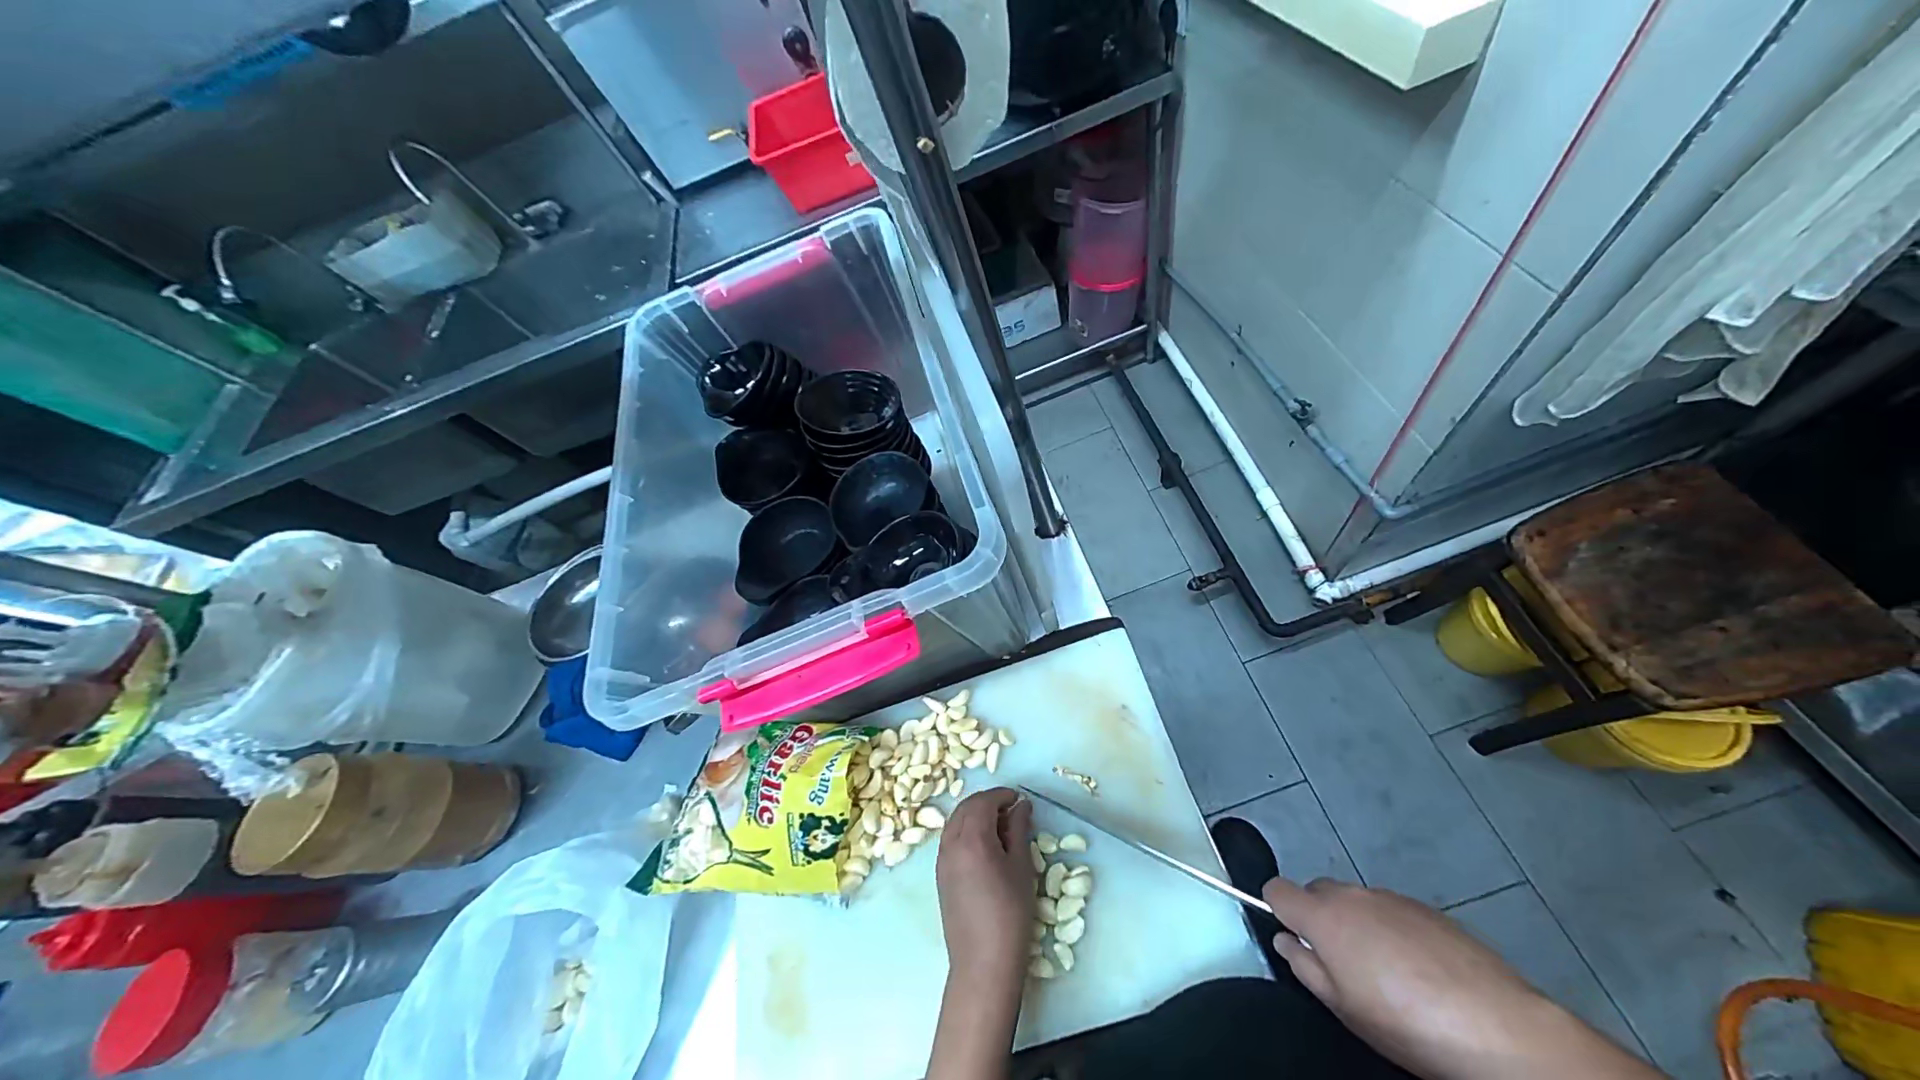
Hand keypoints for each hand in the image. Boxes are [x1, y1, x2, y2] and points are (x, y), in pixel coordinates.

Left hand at [936, 788, 1035, 990]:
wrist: (983, 961)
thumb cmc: (1011, 913)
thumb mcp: (1022, 867)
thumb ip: (1019, 830)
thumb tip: (1021, 806)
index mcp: (971, 838)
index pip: (983, 801)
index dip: (1002, 795)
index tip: (1020, 799)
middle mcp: (950, 843)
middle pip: (965, 808)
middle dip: (987, 802)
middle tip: (1012, 809)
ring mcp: (942, 860)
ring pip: (955, 822)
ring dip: (975, 815)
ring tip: (1000, 827)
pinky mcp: (940, 875)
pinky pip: (950, 839)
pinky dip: (966, 831)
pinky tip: (985, 846)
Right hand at [1264, 878, 1656, 1079]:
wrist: (1497, 1026)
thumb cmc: (1404, 1021)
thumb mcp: (1342, 1007)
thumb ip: (1304, 967)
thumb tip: (1289, 942)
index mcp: (1323, 915)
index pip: (1277, 889)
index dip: (1278, 911)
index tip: (1295, 940)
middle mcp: (1354, 895)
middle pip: (1318, 890)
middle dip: (1320, 917)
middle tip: (1341, 963)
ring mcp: (1394, 898)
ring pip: (1358, 902)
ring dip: (1359, 924)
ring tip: (1389, 973)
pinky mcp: (1431, 910)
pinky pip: (1394, 911)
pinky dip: (1394, 931)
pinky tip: (1421, 971)